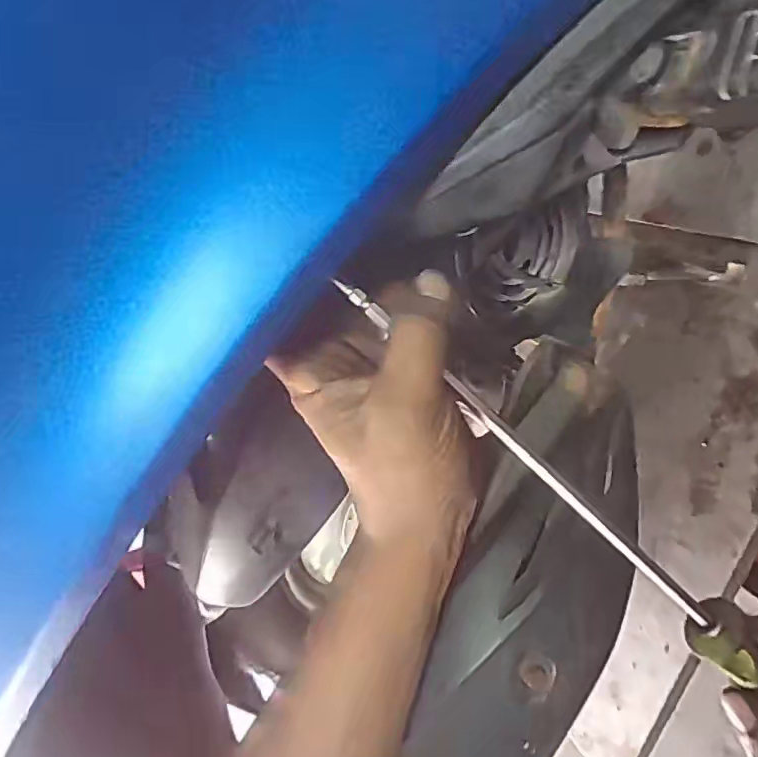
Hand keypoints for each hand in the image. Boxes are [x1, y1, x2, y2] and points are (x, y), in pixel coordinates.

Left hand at [266, 271, 473, 551]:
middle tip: (431, 282)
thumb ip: (417, 334)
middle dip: (392, 287)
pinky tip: (460, 318)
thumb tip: (435, 278)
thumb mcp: (406, 399)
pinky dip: (441, 325)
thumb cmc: (404, 467)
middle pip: (356, 299)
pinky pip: (422, 333)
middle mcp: (339, 358)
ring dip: (423, 305)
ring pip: (394, 313)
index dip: (317, 270)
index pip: (296, 302)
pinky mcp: (413, 372)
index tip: (350, 239)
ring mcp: (378, 364)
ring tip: (452, 302)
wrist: (437, 517)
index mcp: (313, 366)